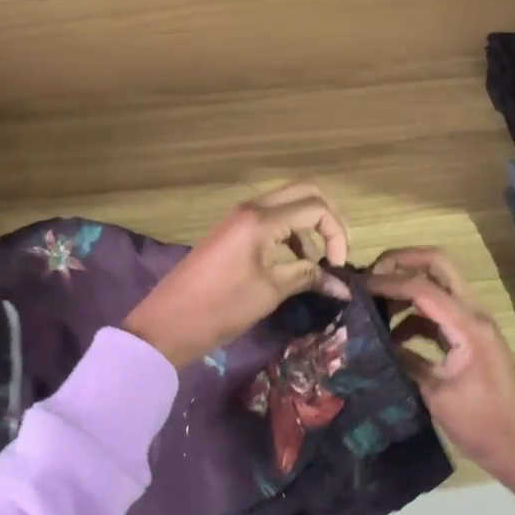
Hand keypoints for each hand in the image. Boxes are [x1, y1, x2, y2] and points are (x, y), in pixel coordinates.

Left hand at [122, 182, 352, 368]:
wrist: (170, 321)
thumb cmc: (222, 306)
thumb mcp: (270, 291)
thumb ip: (308, 277)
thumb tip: (344, 287)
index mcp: (261, 219)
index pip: (315, 207)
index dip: (336, 233)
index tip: (338, 267)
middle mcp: (251, 208)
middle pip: (303, 193)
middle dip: (327, 219)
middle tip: (337, 252)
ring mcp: (238, 218)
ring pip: (286, 205)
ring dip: (308, 226)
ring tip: (317, 264)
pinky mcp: (231, 232)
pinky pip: (269, 219)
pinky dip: (289, 234)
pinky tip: (294, 263)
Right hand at [370, 248, 514, 514]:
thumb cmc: (484, 426)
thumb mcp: (436, 395)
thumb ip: (404, 361)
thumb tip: (369, 342)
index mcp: (468, 325)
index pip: (421, 286)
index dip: (386, 282)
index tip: (355, 288)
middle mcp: (473, 313)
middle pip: (436, 265)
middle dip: (400, 262)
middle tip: (368, 278)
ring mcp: (474, 324)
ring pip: (438, 285)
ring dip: (406, 286)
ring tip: (373, 305)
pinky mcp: (470, 338)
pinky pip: (439, 311)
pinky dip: (414, 313)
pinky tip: (391, 336)